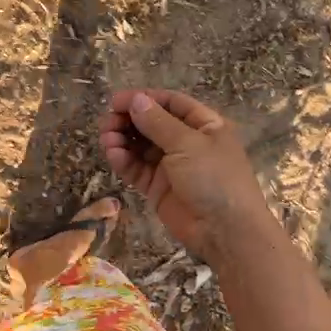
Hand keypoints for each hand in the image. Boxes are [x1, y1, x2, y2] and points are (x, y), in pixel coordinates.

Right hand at [99, 89, 276, 264]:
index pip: (171, 104)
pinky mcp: (157, 188)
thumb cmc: (214, 178)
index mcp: (204, 125)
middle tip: (107, 122)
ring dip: (122, 140)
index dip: (144, 100)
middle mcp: (187, 143)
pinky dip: (124, 161)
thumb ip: (158, 122)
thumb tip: (136, 100)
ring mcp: (171, 166)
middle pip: (152, 124)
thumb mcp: (188, 144)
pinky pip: (137, 169)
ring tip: (106, 139)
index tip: (117, 101)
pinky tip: (112, 154)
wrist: (224, 230)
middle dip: (129, 120)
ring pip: (141, 147)